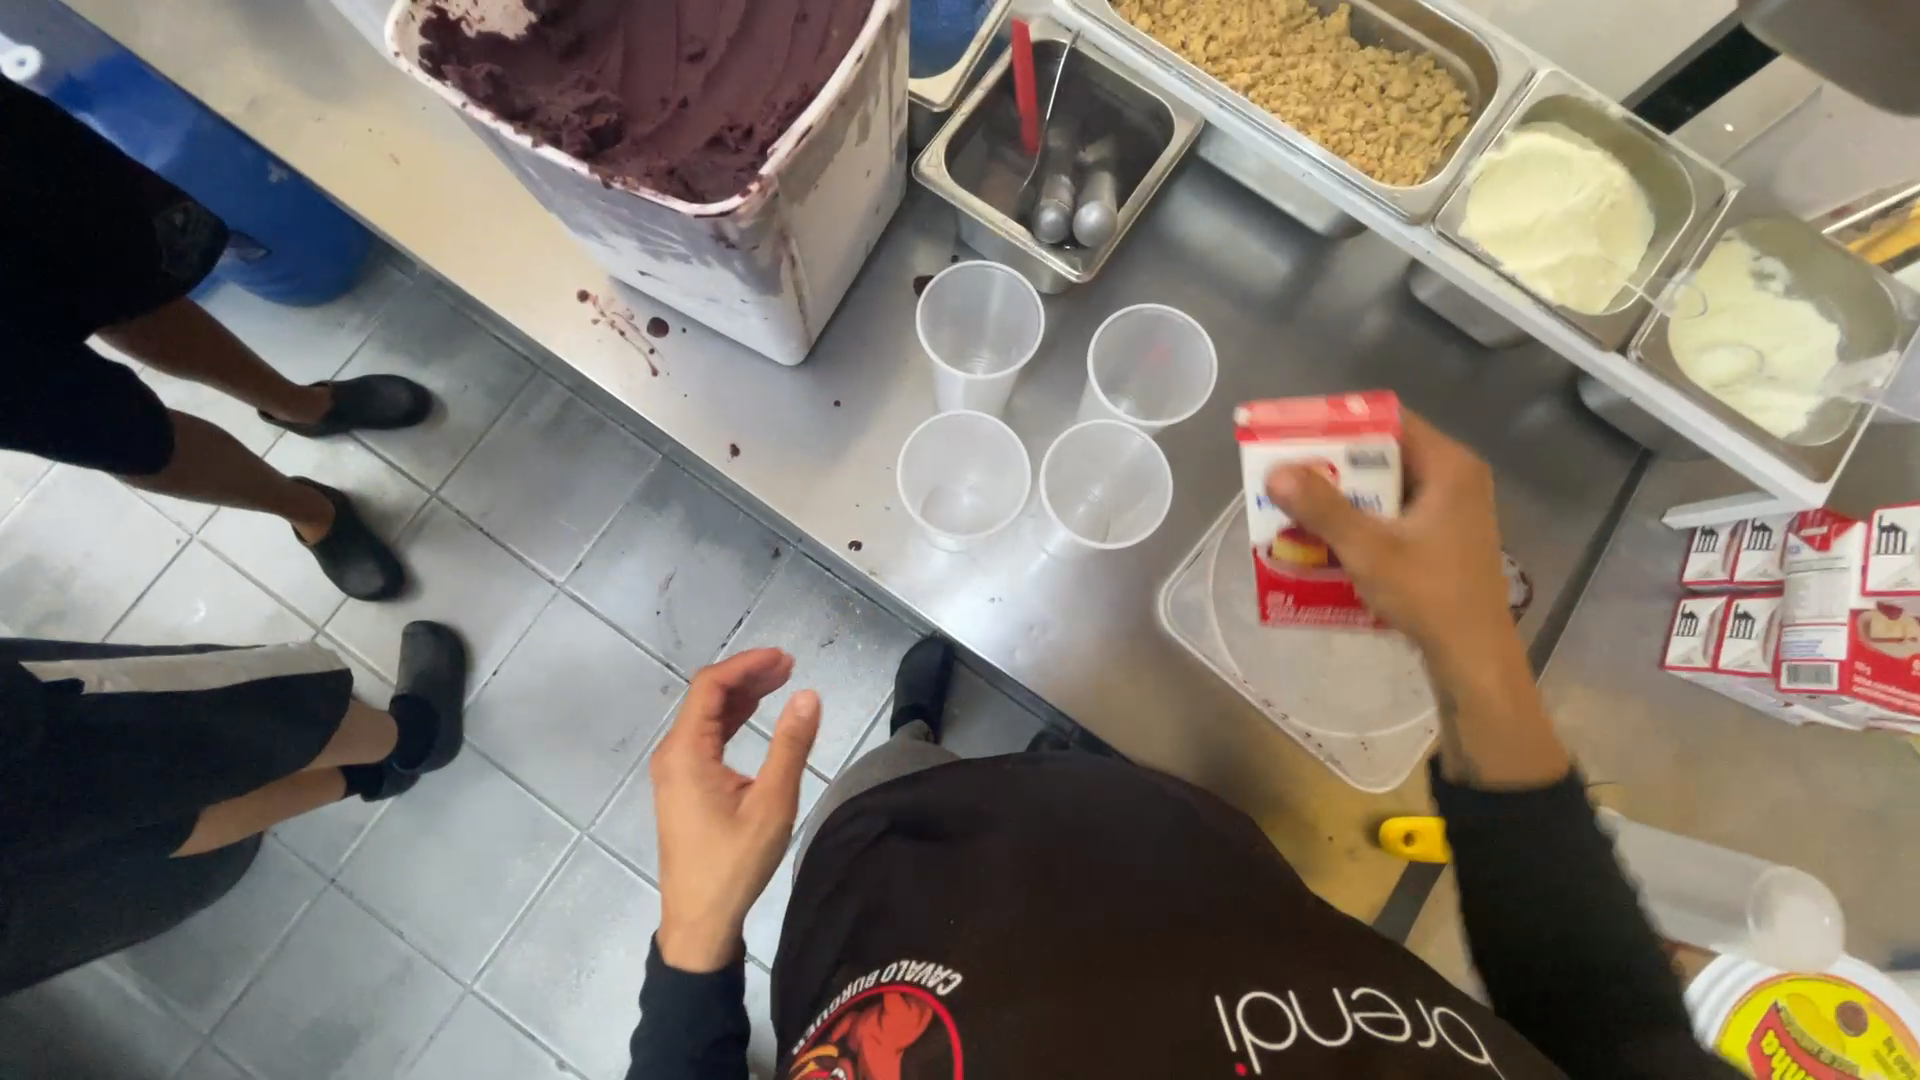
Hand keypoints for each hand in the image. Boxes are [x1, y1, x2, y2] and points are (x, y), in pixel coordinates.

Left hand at [650, 648, 819, 971]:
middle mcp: (673, 753)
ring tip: (782, 682)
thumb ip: (790, 745)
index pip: (711, 687)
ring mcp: (675, 770)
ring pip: (707, 716)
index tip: (786, 659)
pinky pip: (706, 737)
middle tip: (790, 666)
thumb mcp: (772, 802)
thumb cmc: (734, 862)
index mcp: (686, 752)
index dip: (747, 665)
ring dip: (742, 695)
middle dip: (748, 675)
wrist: (700, 921)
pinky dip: (733, 719)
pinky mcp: (684, 785)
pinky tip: (757, 714)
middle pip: (706, 696)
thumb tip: (808, 696)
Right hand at [1264, 411, 1511, 661]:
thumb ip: (1322, 508)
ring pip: (1384, 482)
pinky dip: (1358, 514)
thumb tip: (1275, 472)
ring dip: (1341, 491)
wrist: (1472, 652)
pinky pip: (1390, 507)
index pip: (1388, 421)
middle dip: (1333, 461)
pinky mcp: (1440, 531)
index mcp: (1448, 466)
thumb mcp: (1368, 549)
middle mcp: (1454, 476)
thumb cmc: (1428, 593)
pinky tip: (1324, 531)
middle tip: (1287, 471)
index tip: (1296, 433)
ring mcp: (1450, 505)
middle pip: (1383, 452)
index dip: (1339, 423)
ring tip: (1295, 500)